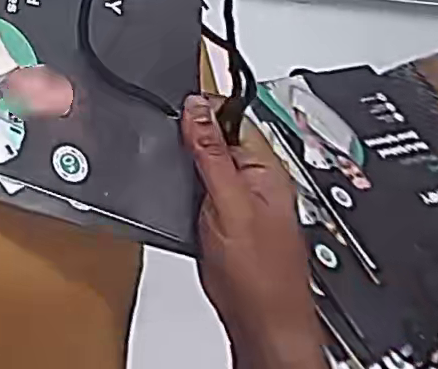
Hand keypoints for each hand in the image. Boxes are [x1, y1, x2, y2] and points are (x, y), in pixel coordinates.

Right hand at [182, 95, 325, 368]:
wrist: (262, 330)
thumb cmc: (260, 278)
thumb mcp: (228, 204)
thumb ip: (211, 152)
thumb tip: (196, 106)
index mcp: (265, 168)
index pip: (231, 115)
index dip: (202, 107)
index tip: (175, 108)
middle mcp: (255, 179)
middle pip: (216, 134)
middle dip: (190, 135)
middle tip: (171, 145)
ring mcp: (240, 198)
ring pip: (204, 158)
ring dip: (186, 160)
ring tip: (176, 171)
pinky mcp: (223, 215)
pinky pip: (199, 182)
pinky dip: (185, 182)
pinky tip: (179, 191)